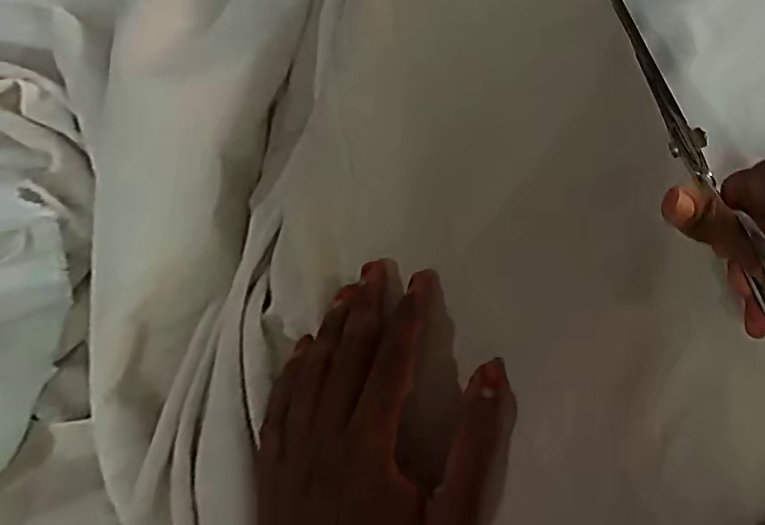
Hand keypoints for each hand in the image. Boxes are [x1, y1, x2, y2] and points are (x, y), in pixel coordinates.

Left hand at [258, 262, 512, 524]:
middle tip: (376, 265)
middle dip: (366, 307)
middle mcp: (324, 441)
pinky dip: (292, 371)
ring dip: (331, 328)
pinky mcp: (270, 476)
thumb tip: (494, 370)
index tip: (422, 276)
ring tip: (346, 291)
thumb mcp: (451, 517)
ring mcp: (291, 458)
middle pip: (348, 357)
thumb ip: (475, 444)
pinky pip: (278, 408)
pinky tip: (303, 348)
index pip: (392, 361)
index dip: (410, 314)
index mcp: (369, 447)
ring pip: (311, 374)